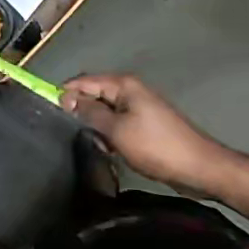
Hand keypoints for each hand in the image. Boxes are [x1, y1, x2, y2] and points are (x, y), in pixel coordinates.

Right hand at [63, 74, 226, 187]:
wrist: (198, 167)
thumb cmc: (155, 146)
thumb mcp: (116, 130)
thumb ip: (89, 112)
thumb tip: (66, 98)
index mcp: (123, 85)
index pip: (83, 81)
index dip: (65, 94)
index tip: (49, 112)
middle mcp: (130, 90)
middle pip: (94, 94)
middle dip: (81, 111)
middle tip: (73, 133)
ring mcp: (139, 107)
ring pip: (105, 111)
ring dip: (96, 126)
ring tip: (94, 144)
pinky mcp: (145, 124)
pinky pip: (117, 123)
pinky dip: (110, 133)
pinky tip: (109, 149)